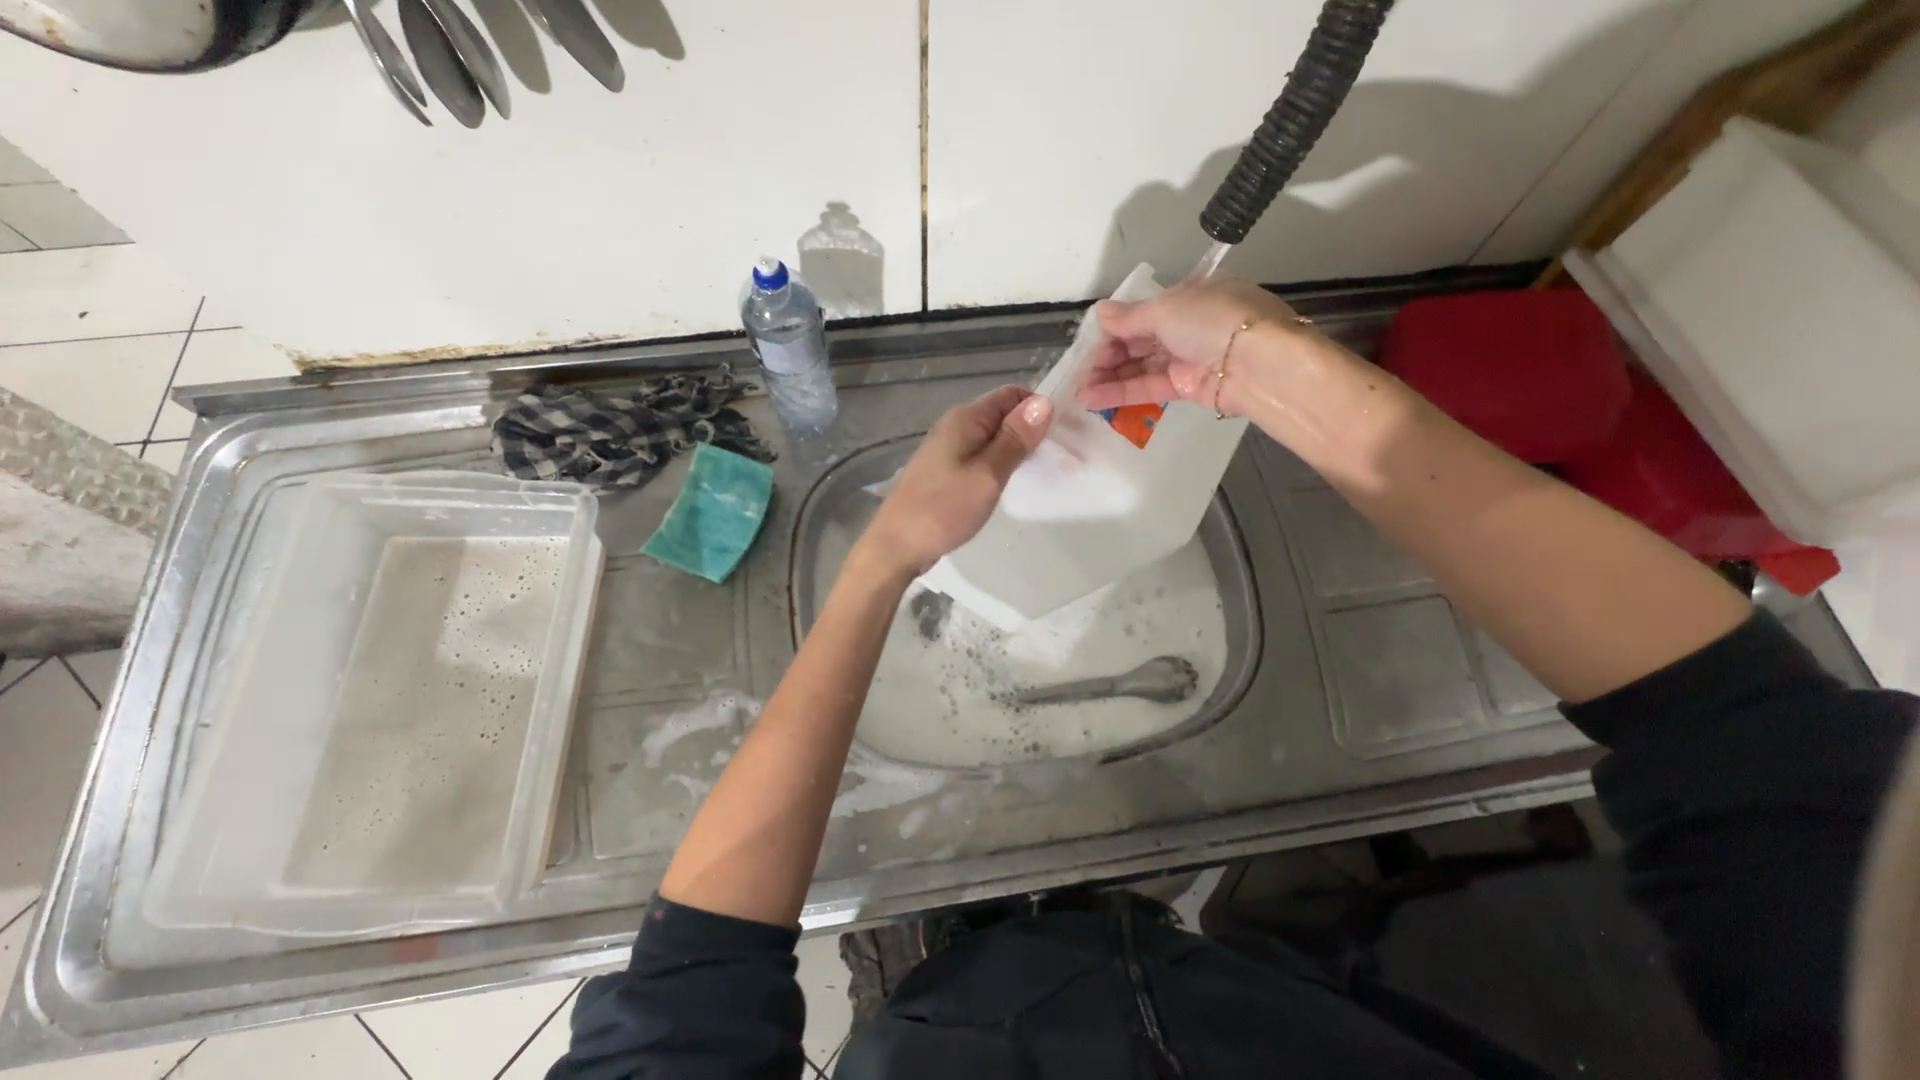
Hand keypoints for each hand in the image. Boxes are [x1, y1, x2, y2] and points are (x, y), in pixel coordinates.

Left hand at [856, 385, 1053, 578]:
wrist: (897, 545)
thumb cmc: (943, 509)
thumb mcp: (988, 474)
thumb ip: (1015, 439)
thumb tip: (1043, 402)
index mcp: (966, 419)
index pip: (1011, 395)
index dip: (1039, 407)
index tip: (1066, 431)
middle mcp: (956, 426)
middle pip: (1003, 415)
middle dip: (1032, 430)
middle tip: (1062, 456)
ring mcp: (948, 449)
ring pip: (993, 438)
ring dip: (1017, 450)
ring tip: (1044, 470)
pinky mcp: (946, 471)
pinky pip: (981, 457)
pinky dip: (1000, 465)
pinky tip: (1012, 484)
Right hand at [1077, 278, 1307, 414]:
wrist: (1261, 365)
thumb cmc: (1215, 320)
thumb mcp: (1167, 308)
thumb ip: (1129, 317)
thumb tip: (1099, 312)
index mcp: (1191, 294)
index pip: (1145, 310)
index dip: (1116, 325)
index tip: (1090, 340)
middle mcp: (1190, 324)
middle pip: (1140, 339)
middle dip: (1108, 354)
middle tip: (1079, 368)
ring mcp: (1189, 357)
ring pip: (1141, 365)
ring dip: (1109, 376)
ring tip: (1078, 388)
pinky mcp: (1188, 387)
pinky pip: (1149, 387)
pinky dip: (1121, 391)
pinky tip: (1092, 397)